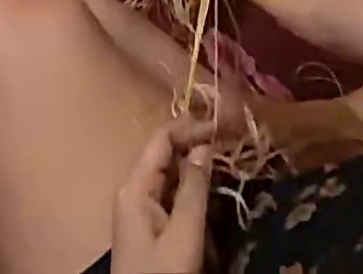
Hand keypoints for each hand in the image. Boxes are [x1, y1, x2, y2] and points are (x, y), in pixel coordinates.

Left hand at [112, 119, 214, 273]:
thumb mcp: (184, 235)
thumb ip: (194, 187)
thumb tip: (204, 145)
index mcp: (134, 187)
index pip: (162, 138)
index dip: (192, 127)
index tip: (224, 128)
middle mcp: (133, 191)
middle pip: (164, 153)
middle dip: (195, 143)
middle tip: (229, 140)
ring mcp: (139, 211)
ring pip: (168, 173)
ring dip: (195, 164)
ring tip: (224, 158)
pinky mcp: (148, 229)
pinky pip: (169, 193)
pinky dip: (190, 185)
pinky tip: (210, 187)